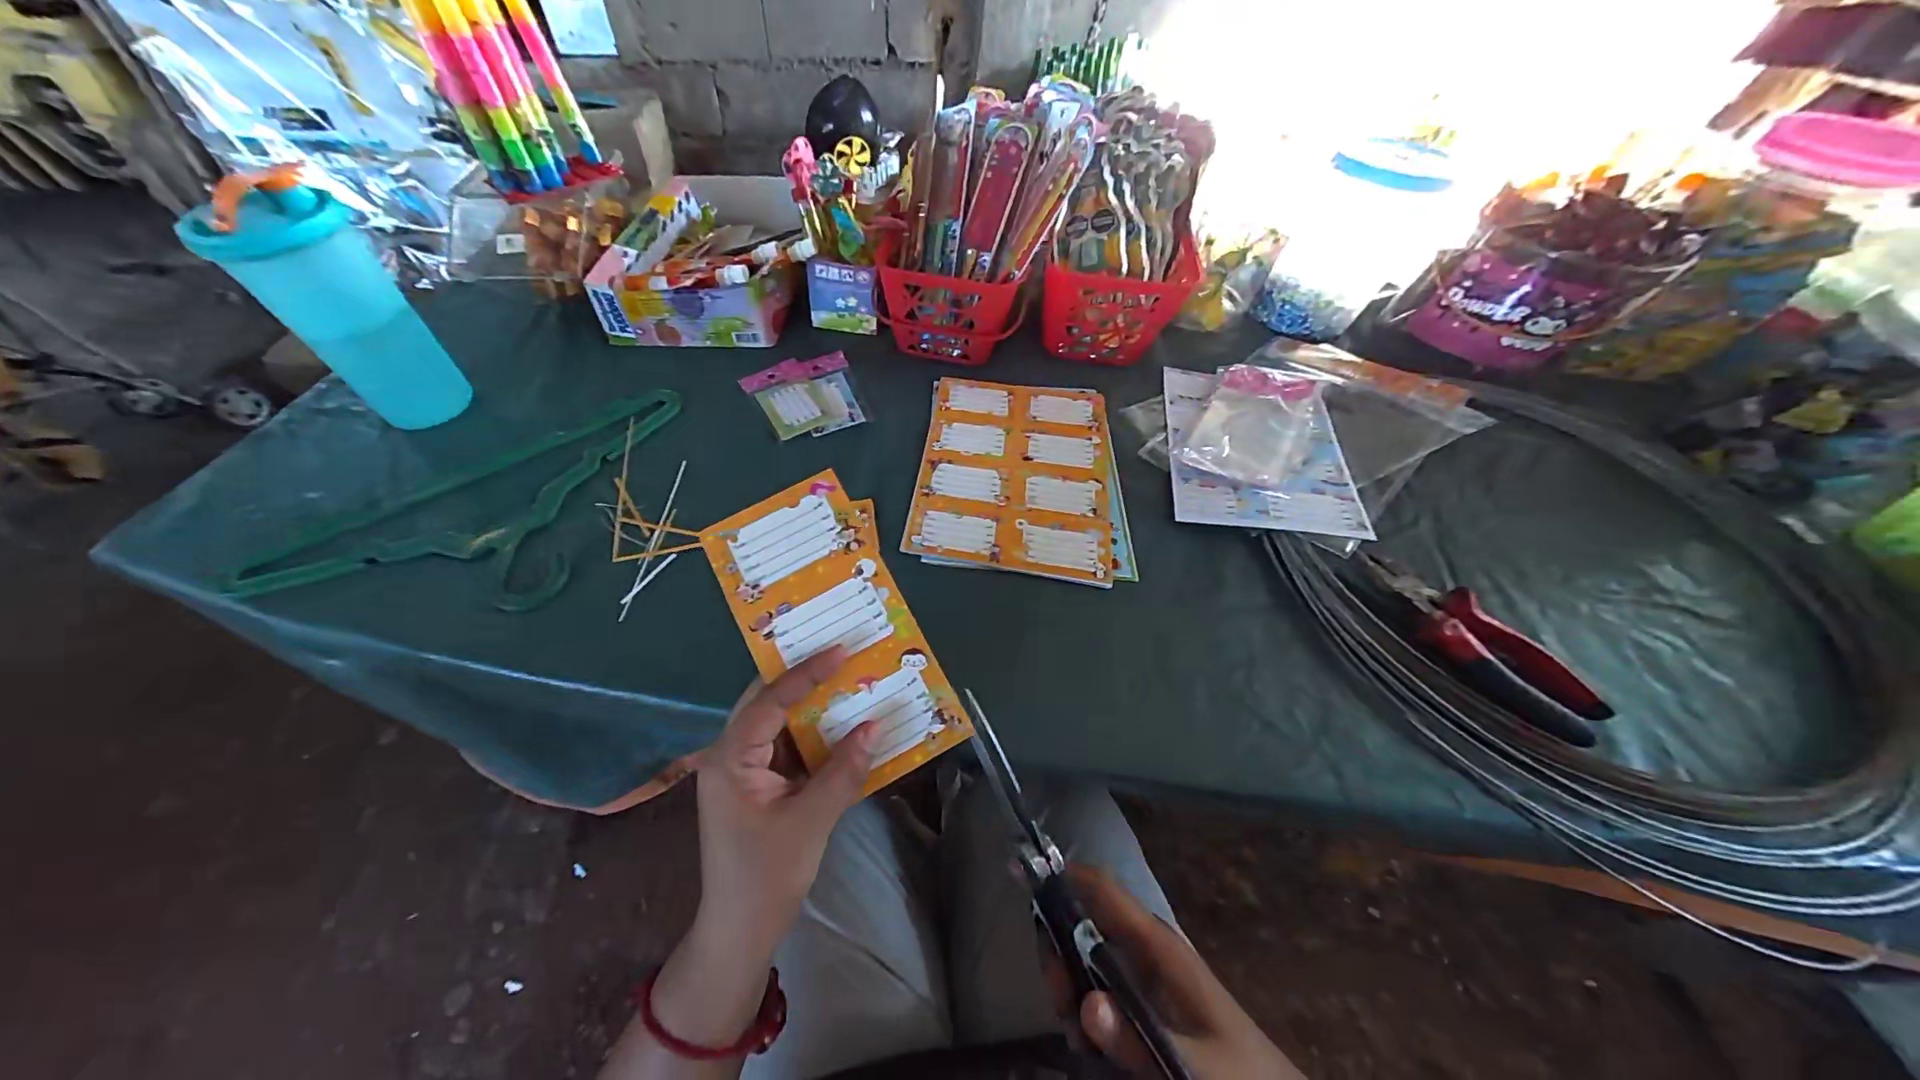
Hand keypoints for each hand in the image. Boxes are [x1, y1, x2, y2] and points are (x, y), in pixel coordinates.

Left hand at [693, 646, 876, 955]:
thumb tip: (874, 727)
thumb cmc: (766, 877)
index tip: (841, 651)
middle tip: (841, 652)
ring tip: (847, 679)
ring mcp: (744, 770)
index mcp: (729, 760)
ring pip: (779, 722)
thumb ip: (842, 772)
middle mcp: (731, 755)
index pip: (769, 702)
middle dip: (804, 677)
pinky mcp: (759, 785)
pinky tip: (842, 723)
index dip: (806, 674)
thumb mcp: (810, 822)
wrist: (740, 933)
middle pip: (767, 702)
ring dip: (812, 704)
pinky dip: (815, 735)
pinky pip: (788, 747)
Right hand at [1069, 865, 1303, 1079]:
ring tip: (1076, 1036)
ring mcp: (1146, 975)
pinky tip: (1088, 1045)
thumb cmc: (1243, 1074)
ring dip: (1069, 987)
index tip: (1023, 873)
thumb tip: (1083, 1004)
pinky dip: (1085, 1009)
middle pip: (1085, 924)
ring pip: (1086, 958)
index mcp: (1160, 947)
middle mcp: (1148, 950)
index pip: (1103, 890)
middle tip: (1059, 1002)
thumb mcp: (1191, 1066)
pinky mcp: (1147, 1001)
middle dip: (1059, 953)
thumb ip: (1135, 1041)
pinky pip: (1101, 987)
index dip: (1062, 874)